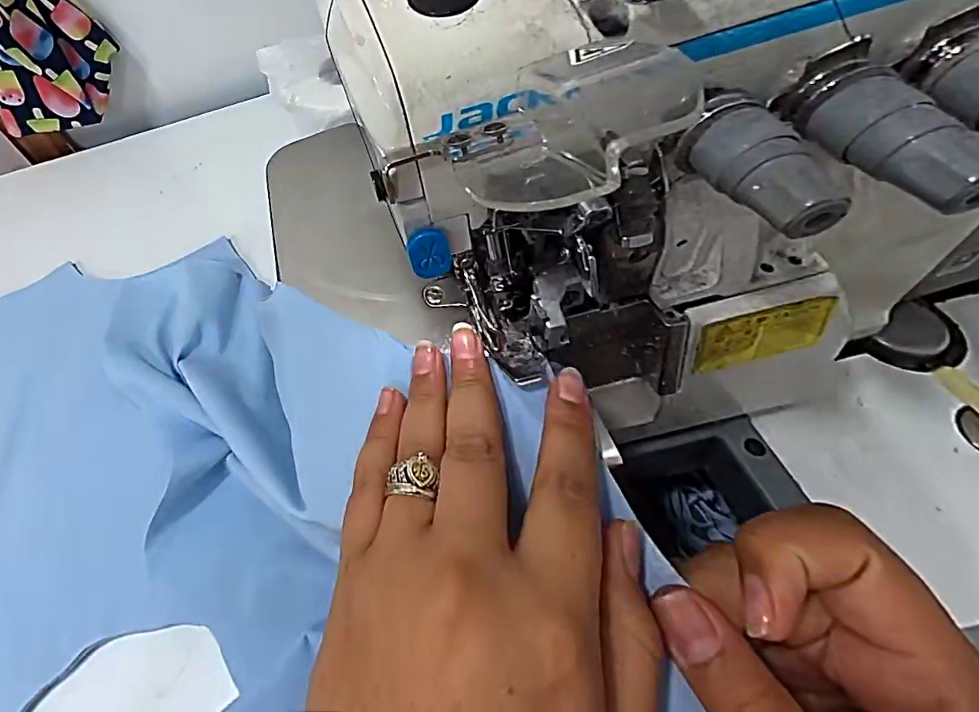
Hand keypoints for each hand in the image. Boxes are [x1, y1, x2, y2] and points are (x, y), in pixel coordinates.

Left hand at [309, 325, 637, 711]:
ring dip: (426, 396)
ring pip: (418, 454)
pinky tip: (388, 405)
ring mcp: (401, 564)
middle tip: (470, 342)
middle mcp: (468, 568)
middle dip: (477, 388)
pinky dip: (378, 438)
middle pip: (478, 453)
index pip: (564, 491)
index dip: (568, 430)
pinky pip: (367, 485)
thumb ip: (625, 636)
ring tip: (430, 352)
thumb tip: (616, 540)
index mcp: (542, 610)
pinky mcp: (353, 573)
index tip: (564, 387)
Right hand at [667, 504, 978, 711]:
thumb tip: (675, 609)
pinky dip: (696, 654)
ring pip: (728, 595)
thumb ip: (754, 696)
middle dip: (710, 600)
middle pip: (760, 565)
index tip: (751, 615)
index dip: (776, 555)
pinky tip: (693, 682)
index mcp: (921, 661)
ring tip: (686, 678)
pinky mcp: (784, 675)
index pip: (837, 544)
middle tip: (683, 653)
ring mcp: (820, 657)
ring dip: (694, 628)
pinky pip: (722, 635)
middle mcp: (864, 643)